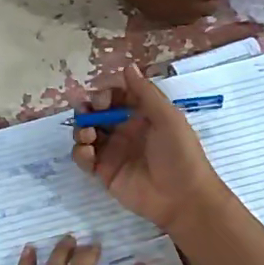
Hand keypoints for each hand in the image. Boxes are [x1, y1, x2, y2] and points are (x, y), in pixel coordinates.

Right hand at [71, 63, 229, 233]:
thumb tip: (127, 67)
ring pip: (86, 134)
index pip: (116, 96)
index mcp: (142, 115)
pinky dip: (81, 153)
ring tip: (89, 136)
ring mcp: (113, 152)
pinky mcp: (104, 173)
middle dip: (88, 109)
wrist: (182, 197)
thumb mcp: (168, 118)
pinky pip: (84, 159)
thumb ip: (145, 93)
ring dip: (81, 129)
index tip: (103, 100)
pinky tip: (89, 154)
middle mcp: (125, 131)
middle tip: (88, 113)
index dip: (105, 94)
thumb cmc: (180, 154)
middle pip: (97, 113)